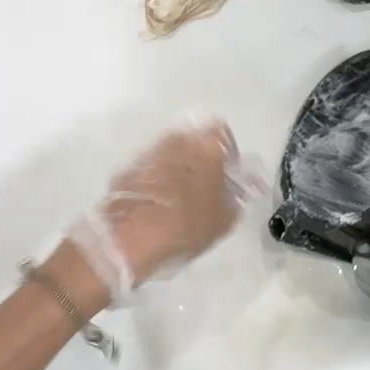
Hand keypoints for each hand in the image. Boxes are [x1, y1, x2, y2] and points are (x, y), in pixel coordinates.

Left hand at [66, 121, 261, 302]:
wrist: (129, 238)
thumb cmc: (185, 226)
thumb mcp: (224, 218)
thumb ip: (236, 196)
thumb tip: (239, 186)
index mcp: (206, 146)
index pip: (222, 131)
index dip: (227, 152)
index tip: (228, 174)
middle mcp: (177, 139)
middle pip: (195, 140)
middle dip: (202, 158)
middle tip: (205, 186)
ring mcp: (150, 151)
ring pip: (172, 152)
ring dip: (179, 167)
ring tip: (181, 197)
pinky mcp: (129, 166)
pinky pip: (152, 167)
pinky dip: (158, 178)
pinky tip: (159, 203)